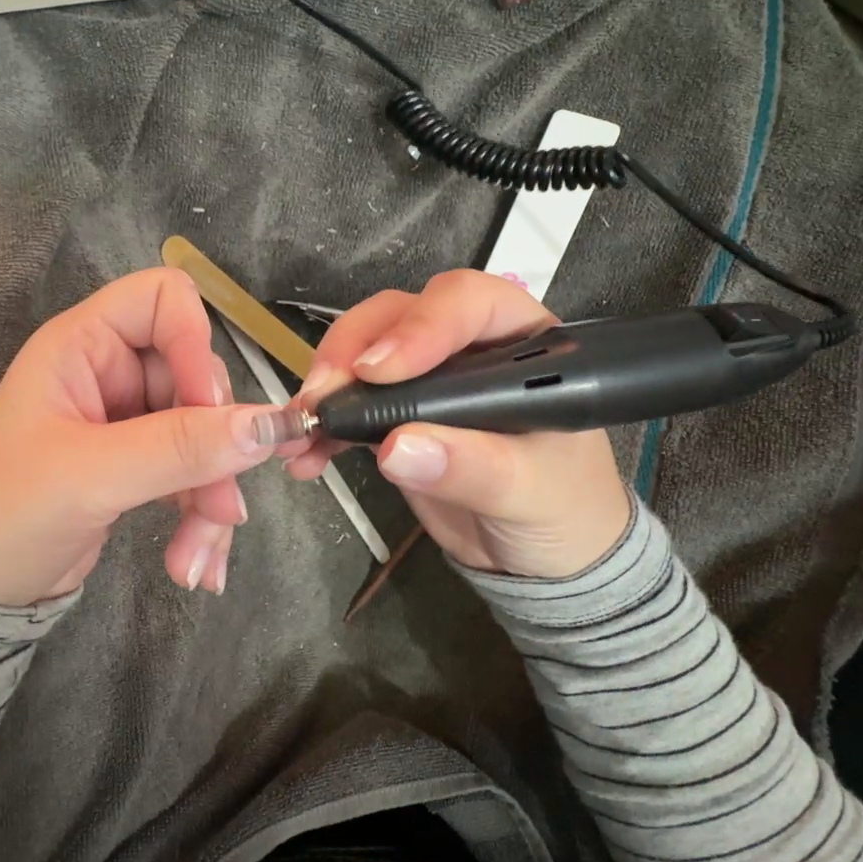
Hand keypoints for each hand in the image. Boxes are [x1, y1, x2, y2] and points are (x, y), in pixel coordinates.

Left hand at [0, 268, 284, 605]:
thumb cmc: (8, 514)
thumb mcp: (92, 477)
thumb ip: (180, 447)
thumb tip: (269, 426)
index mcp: (81, 346)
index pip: (163, 300)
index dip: (196, 345)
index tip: (211, 412)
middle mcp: (107, 371)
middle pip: (196, 376)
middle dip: (215, 447)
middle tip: (221, 508)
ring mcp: (125, 419)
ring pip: (205, 432)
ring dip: (212, 494)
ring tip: (199, 557)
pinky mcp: (137, 464)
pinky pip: (193, 470)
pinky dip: (201, 515)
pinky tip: (195, 564)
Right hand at [281, 271, 631, 578]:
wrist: (538, 557)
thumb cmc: (562, 511)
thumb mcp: (533, 493)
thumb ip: (475, 468)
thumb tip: (398, 447)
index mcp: (520, 342)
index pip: (468, 303)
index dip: (419, 326)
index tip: (376, 371)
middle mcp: (467, 346)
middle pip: (398, 316)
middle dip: (351, 350)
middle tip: (321, 397)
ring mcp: (425, 380)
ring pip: (361, 351)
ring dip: (325, 386)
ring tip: (300, 429)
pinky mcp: (393, 415)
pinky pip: (347, 404)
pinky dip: (321, 426)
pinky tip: (306, 456)